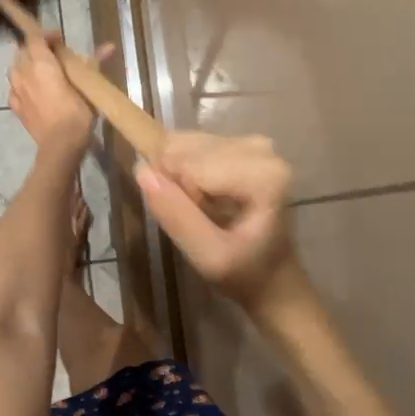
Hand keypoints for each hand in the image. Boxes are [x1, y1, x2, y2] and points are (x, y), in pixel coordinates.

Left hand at [7, 34, 101, 153]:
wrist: (60, 144)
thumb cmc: (76, 112)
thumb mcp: (87, 86)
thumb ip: (94, 63)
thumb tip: (109, 46)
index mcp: (41, 63)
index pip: (35, 38)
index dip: (46, 35)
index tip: (59, 39)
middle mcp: (24, 72)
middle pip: (23, 51)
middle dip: (35, 49)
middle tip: (52, 55)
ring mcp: (16, 90)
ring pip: (15, 68)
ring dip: (26, 65)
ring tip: (40, 71)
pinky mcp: (15, 106)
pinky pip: (14, 88)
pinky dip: (21, 85)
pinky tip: (32, 91)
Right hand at [137, 133, 302, 313]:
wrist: (272, 275)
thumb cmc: (245, 272)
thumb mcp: (208, 259)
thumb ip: (177, 216)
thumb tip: (142, 170)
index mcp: (263, 175)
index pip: (189, 166)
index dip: (183, 196)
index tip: (202, 222)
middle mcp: (259, 147)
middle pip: (184, 148)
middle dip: (179, 183)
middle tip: (201, 215)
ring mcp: (251, 141)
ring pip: (182, 143)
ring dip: (181, 177)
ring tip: (205, 206)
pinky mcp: (240, 140)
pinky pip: (189, 143)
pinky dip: (186, 169)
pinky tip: (206, 192)